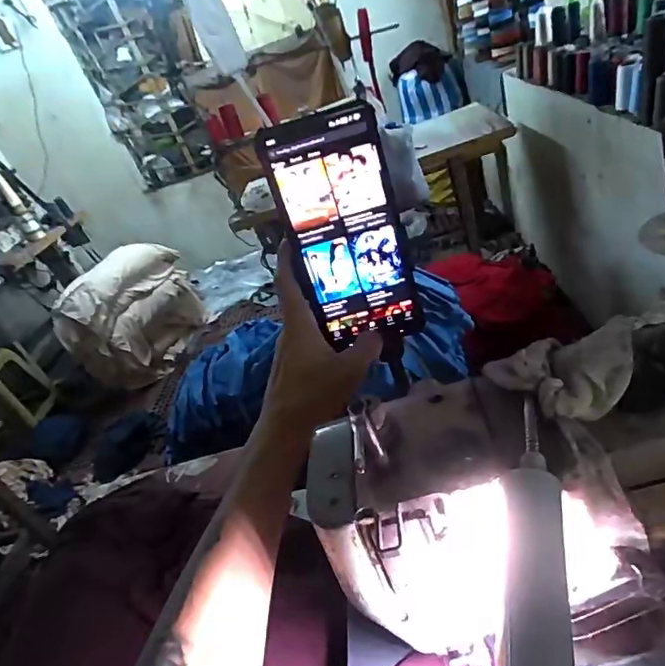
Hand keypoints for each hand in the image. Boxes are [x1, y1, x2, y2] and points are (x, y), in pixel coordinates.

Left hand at [260, 265, 383, 434]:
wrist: (285, 427)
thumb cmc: (313, 393)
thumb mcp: (349, 369)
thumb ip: (367, 347)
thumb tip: (378, 332)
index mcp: (298, 323)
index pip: (287, 281)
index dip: (287, 257)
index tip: (293, 237)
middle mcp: (290, 331)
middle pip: (300, 297)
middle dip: (317, 281)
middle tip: (341, 267)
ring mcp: (290, 349)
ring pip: (307, 319)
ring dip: (324, 308)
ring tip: (352, 301)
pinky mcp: (294, 364)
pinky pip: (311, 338)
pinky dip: (326, 331)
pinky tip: (346, 340)